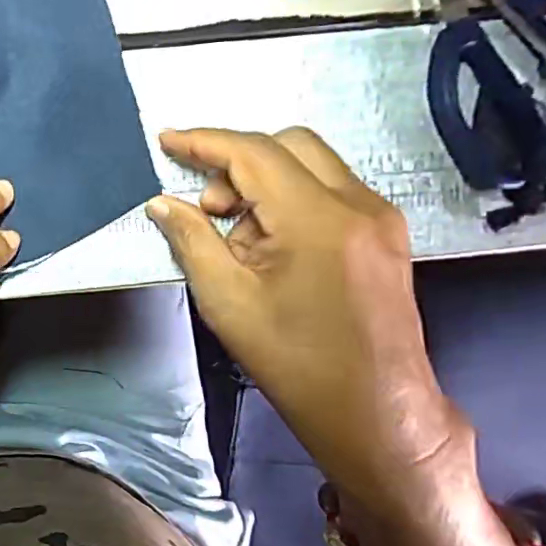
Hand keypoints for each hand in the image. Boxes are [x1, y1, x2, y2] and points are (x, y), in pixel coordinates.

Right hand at [145, 128, 458, 502]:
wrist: (370, 406)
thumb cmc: (290, 355)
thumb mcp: (224, 297)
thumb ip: (190, 238)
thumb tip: (163, 203)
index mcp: (318, 219)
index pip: (254, 154)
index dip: (204, 142)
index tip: (167, 140)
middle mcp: (358, 205)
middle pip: (288, 145)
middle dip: (236, 162)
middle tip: (206, 208)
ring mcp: (379, 218)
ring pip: (309, 165)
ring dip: (261, 183)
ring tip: (235, 237)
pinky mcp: (383, 234)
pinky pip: (327, 190)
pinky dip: (286, 199)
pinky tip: (266, 243)